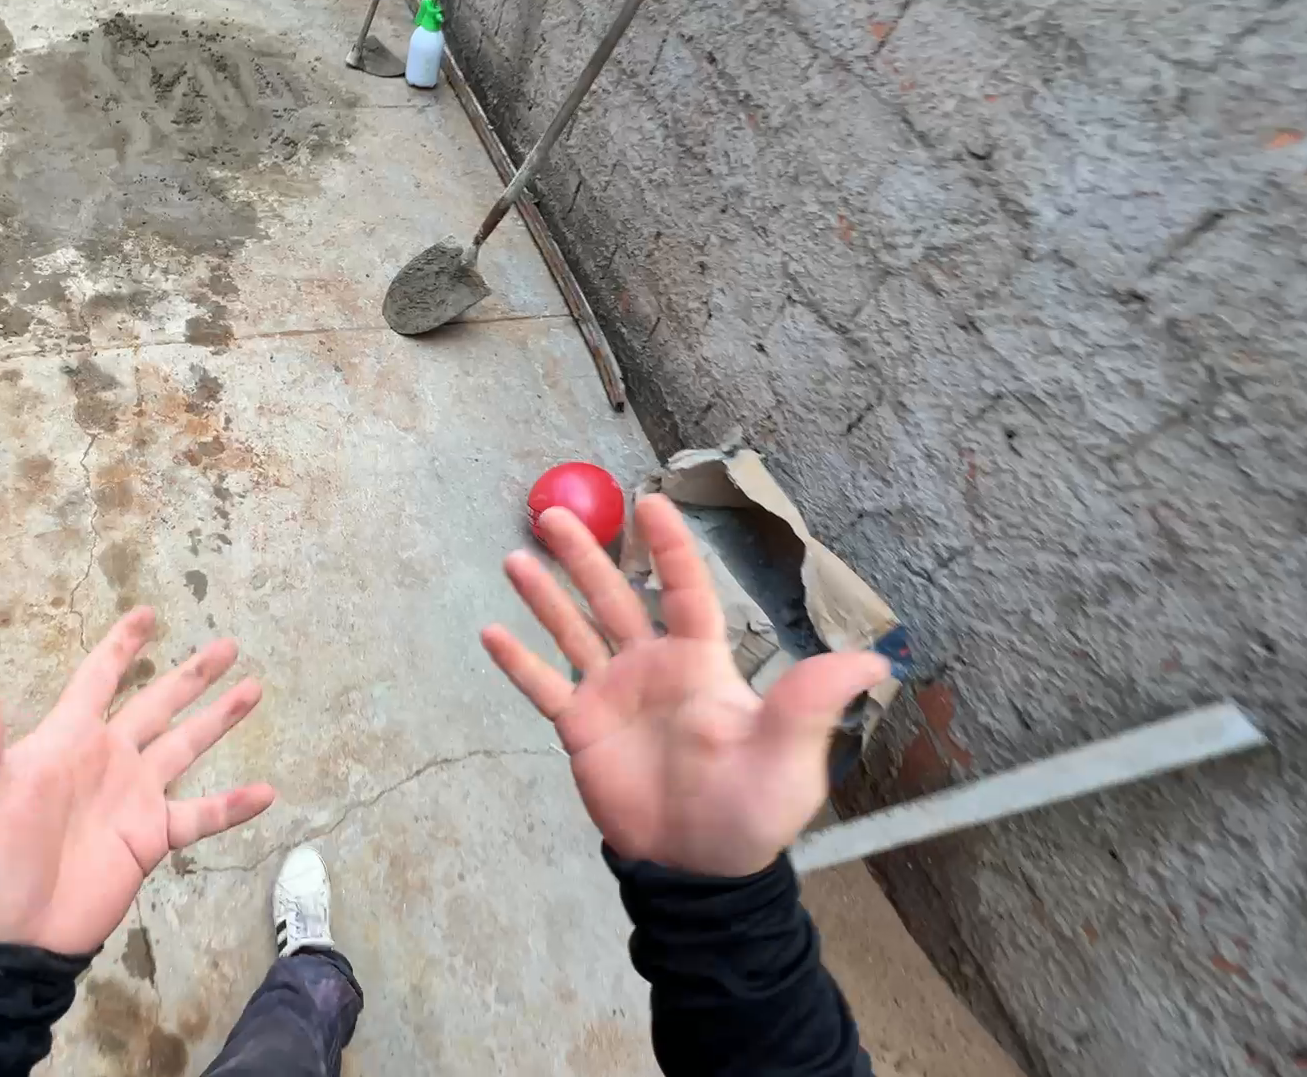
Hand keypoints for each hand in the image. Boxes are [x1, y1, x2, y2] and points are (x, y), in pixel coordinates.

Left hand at [0, 607, 274, 952]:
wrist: (4, 944)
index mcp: (68, 739)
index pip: (99, 677)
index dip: (121, 644)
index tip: (148, 612)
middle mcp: (108, 759)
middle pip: (159, 703)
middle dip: (192, 673)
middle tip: (228, 645)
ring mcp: (134, 798)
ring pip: (187, 746)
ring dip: (220, 719)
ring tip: (253, 689)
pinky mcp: (152, 839)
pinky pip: (201, 815)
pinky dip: (232, 805)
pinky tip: (266, 792)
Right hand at [481, 495, 889, 876]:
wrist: (695, 864)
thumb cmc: (749, 808)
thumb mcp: (787, 759)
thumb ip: (807, 706)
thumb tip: (874, 660)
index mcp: (698, 662)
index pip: (683, 590)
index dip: (668, 547)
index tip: (650, 501)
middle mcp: (649, 665)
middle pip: (612, 597)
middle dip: (584, 555)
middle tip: (552, 515)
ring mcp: (609, 693)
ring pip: (571, 631)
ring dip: (543, 595)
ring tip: (515, 559)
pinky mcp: (579, 724)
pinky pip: (543, 685)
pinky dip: (517, 661)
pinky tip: (490, 632)